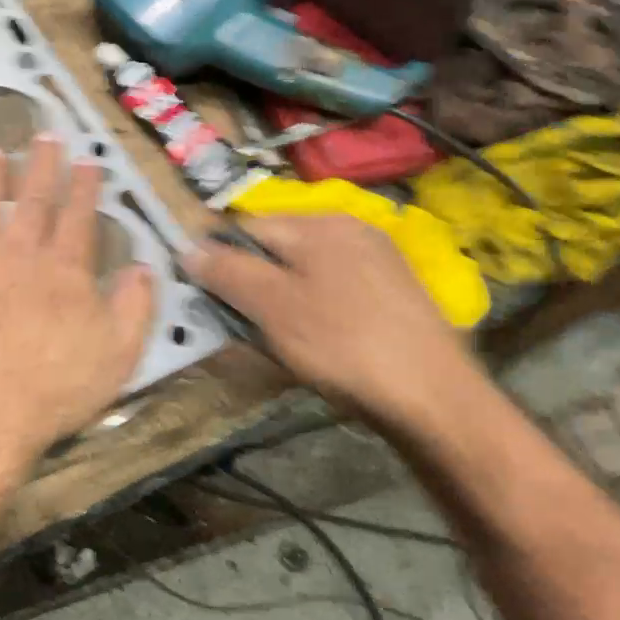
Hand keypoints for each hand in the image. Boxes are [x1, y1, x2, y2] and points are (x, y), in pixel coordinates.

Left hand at [0, 135, 154, 487]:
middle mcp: (20, 250)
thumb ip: (134, 309)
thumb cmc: (50, 394)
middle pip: (35, 198)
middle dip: (42, 164)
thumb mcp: (115, 359)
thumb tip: (144, 267)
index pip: (79, 216)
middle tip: (45, 134)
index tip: (89, 161)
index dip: (85, 187)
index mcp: (65, 269)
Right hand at [180, 214, 485, 432]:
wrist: (433, 396)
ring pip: (301, 274)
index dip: (215, 261)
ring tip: (274, 343)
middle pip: (274, 250)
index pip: (244, 228)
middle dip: (248, 286)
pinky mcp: (391, 294)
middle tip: (239, 329)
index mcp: (319, 223)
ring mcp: (376, 261)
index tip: (201, 301)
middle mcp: (349, 230)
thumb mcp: (272, 306)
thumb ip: (227, 272)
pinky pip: (330, 292)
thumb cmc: (342, 345)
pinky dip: (309, 314)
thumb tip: (187, 248)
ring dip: (276, 304)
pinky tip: (314, 346)